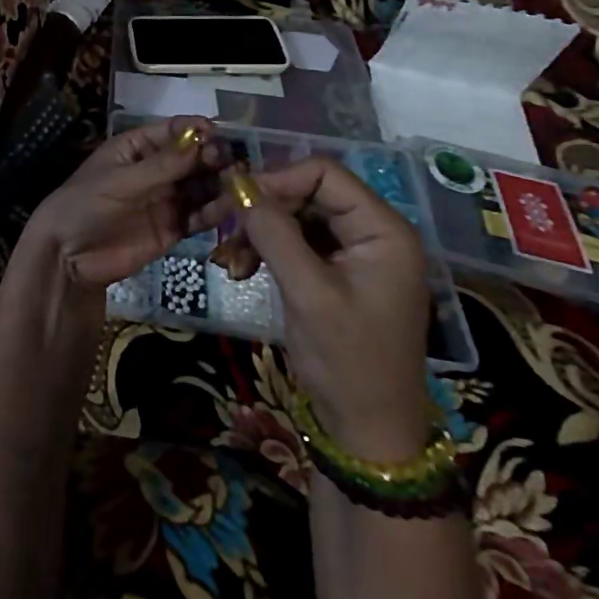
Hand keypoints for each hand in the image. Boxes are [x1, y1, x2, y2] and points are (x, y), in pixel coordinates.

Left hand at [23, 116, 223, 289]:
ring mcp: (165, 199)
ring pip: (202, 187)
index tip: (218, 136)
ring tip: (236, 187)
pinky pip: (199, 216)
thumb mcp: (120, 181)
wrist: (67, 255)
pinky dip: (214, 213)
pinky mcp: (172, 228)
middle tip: (231, 165)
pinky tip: (226, 210)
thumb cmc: (85, 205)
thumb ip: (161, 166)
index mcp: (136, 148)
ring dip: (220, 185)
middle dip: (214, 159)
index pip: (174, 131)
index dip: (198, 131)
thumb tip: (201, 141)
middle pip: (194, 158)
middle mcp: (155, 170)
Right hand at [198, 158, 432, 462]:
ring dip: (256, 233)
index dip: (276, 179)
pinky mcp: (333, 273)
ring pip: (293, 218)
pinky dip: (264, 251)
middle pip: (306, 194)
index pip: (325, 174)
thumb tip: (239, 188)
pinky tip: (240, 271)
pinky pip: (293, 244)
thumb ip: (276, 235)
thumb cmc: (347, 359)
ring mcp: (352, 254)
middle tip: (216, 227)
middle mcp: (371, 233)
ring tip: (228, 262)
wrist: (367, 424)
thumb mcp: (308, 293)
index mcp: (382, 231)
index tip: (232, 201)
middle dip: (260, 209)